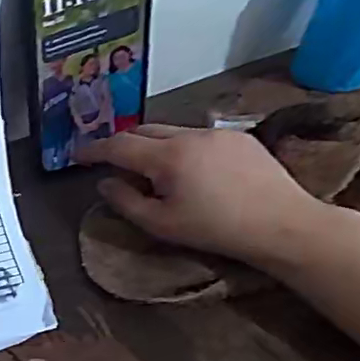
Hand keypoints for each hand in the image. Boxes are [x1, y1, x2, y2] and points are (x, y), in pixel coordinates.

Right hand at [76, 125, 330, 265]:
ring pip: (170, 132)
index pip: (118, 146)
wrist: (282, 224)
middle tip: (107, 160)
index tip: (77, 155)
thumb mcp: (159, 224)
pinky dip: (179, 148)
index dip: (93, 150)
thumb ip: (125, 201)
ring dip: (151, 146)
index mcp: (167, 157)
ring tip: (147, 169)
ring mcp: (217, 134)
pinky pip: (196, 137)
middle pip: (142, 131)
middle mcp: (190, 135)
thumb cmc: (214, 229)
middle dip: (120, 144)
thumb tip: (105, 183)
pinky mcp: (239, 138)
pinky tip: (186, 170)